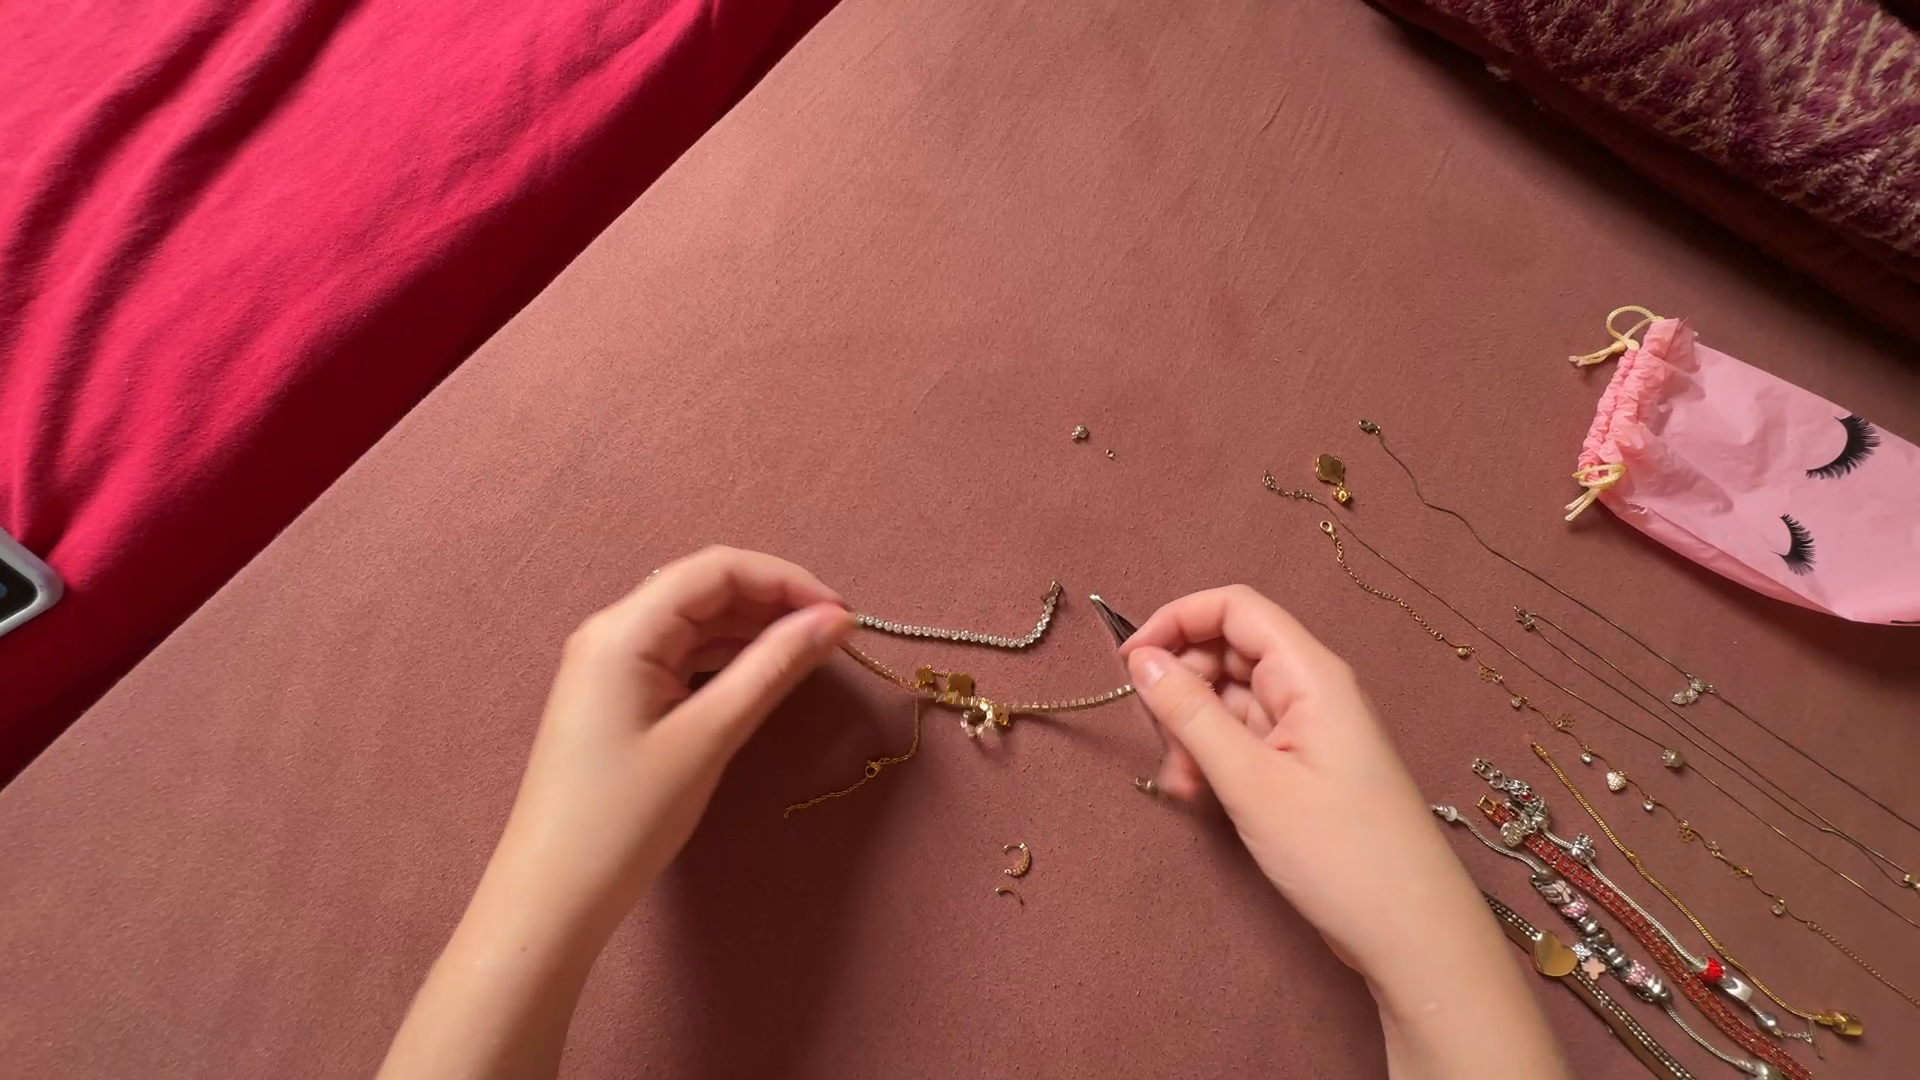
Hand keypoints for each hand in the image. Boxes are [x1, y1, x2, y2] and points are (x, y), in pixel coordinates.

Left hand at [486, 545, 852, 937]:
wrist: (551, 900)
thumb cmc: (626, 817)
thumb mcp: (710, 735)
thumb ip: (775, 667)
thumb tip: (836, 620)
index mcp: (625, 628)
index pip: (718, 568)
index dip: (786, 580)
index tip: (841, 613)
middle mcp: (616, 629)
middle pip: (708, 586)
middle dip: (775, 600)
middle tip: (832, 633)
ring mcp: (615, 659)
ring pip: (700, 618)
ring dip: (757, 626)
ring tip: (810, 650)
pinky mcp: (623, 689)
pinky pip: (687, 651)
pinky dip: (732, 653)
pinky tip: (765, 669)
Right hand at [1122, 585, 1564, 1078]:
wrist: (1416, 942)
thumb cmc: (1340, 854)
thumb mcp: (1250, 780)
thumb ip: (1190, 713)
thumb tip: (1140, 659)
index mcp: (1309, 673)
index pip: (1233, 607)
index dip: (1176, 619)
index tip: (1131, 660)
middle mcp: (1307, 688)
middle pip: (1225, 651)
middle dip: (1181, 686)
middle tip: (1161, 738)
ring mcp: (1304, 726)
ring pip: (1226, 697)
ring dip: (1191, 730)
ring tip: (1183, 782)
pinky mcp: (1298, 761)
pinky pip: (1239, 736)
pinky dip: (1210, 756)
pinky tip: (1198, 794)